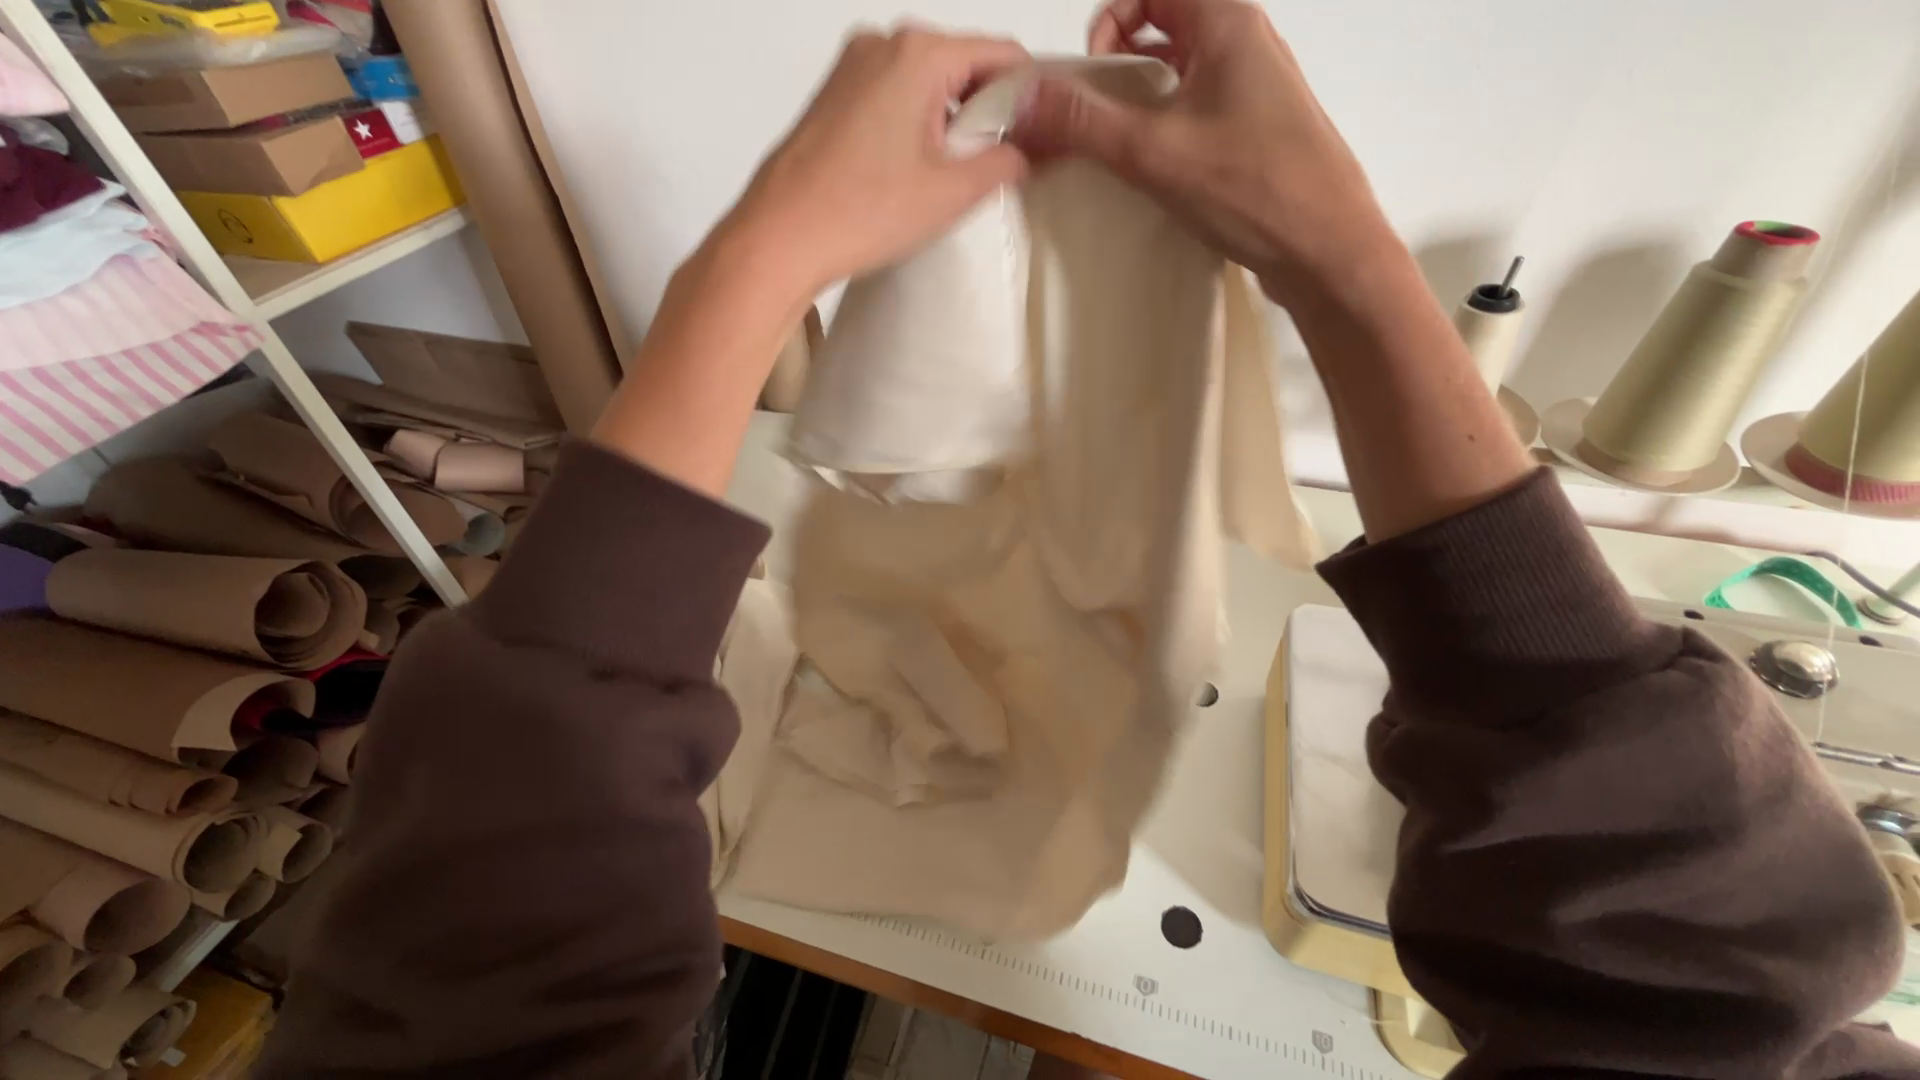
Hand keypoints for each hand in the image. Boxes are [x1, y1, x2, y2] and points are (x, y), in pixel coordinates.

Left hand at [720, 27, 1030, 302]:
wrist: (779, 239)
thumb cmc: (858, 212)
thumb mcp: (953, 192)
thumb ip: (1006, 161)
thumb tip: (1027, 151)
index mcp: (917, 52)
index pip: (1002, 55)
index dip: (1030, 97)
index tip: (1040, 138)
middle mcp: (880, 44)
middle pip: (962, 67)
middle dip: (985, 114)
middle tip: (989, 171)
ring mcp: (850, 68)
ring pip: (927, 86)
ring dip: (948, 126)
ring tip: (942, 182)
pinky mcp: (833, 97)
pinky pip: (894, 99)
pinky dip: (915, 129)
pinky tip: (909, 177)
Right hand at [1014, 0, 1394, 308]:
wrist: (1327, 250)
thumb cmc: (1248, 188)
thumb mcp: (1153, 152)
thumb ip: (1083, 122)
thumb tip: (1020, 99)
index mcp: (1227, 22)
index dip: (1109, 18)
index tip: (1092, 75)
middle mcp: (1247, 42)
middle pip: (1166, 24)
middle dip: (1119, 61)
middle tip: (1093, 114)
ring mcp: (1258, 89)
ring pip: (1184, 71)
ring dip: (1142, 98)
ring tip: (1115, 146)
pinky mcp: (1260, 133)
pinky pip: (1201, 108)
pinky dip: (1168, 125)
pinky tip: (1155, 170)